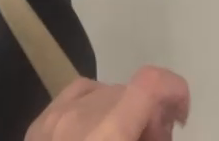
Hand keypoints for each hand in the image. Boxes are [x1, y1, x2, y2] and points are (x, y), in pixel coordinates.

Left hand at [25, 66, 190, 140]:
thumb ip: (154, 136)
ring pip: (102, 93)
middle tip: (152, 140)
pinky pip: (74, 98)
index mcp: (107, 134)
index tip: (181, 117)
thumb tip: (161, 125)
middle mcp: (79, 117)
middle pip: (128, 93)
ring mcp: (53, 118)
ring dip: (121, 113)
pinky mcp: (36, 125)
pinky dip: (93, 110)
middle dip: (149, 114)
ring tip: (124, 139)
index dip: (175, 89)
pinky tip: (97, 134)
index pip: (148, 83)